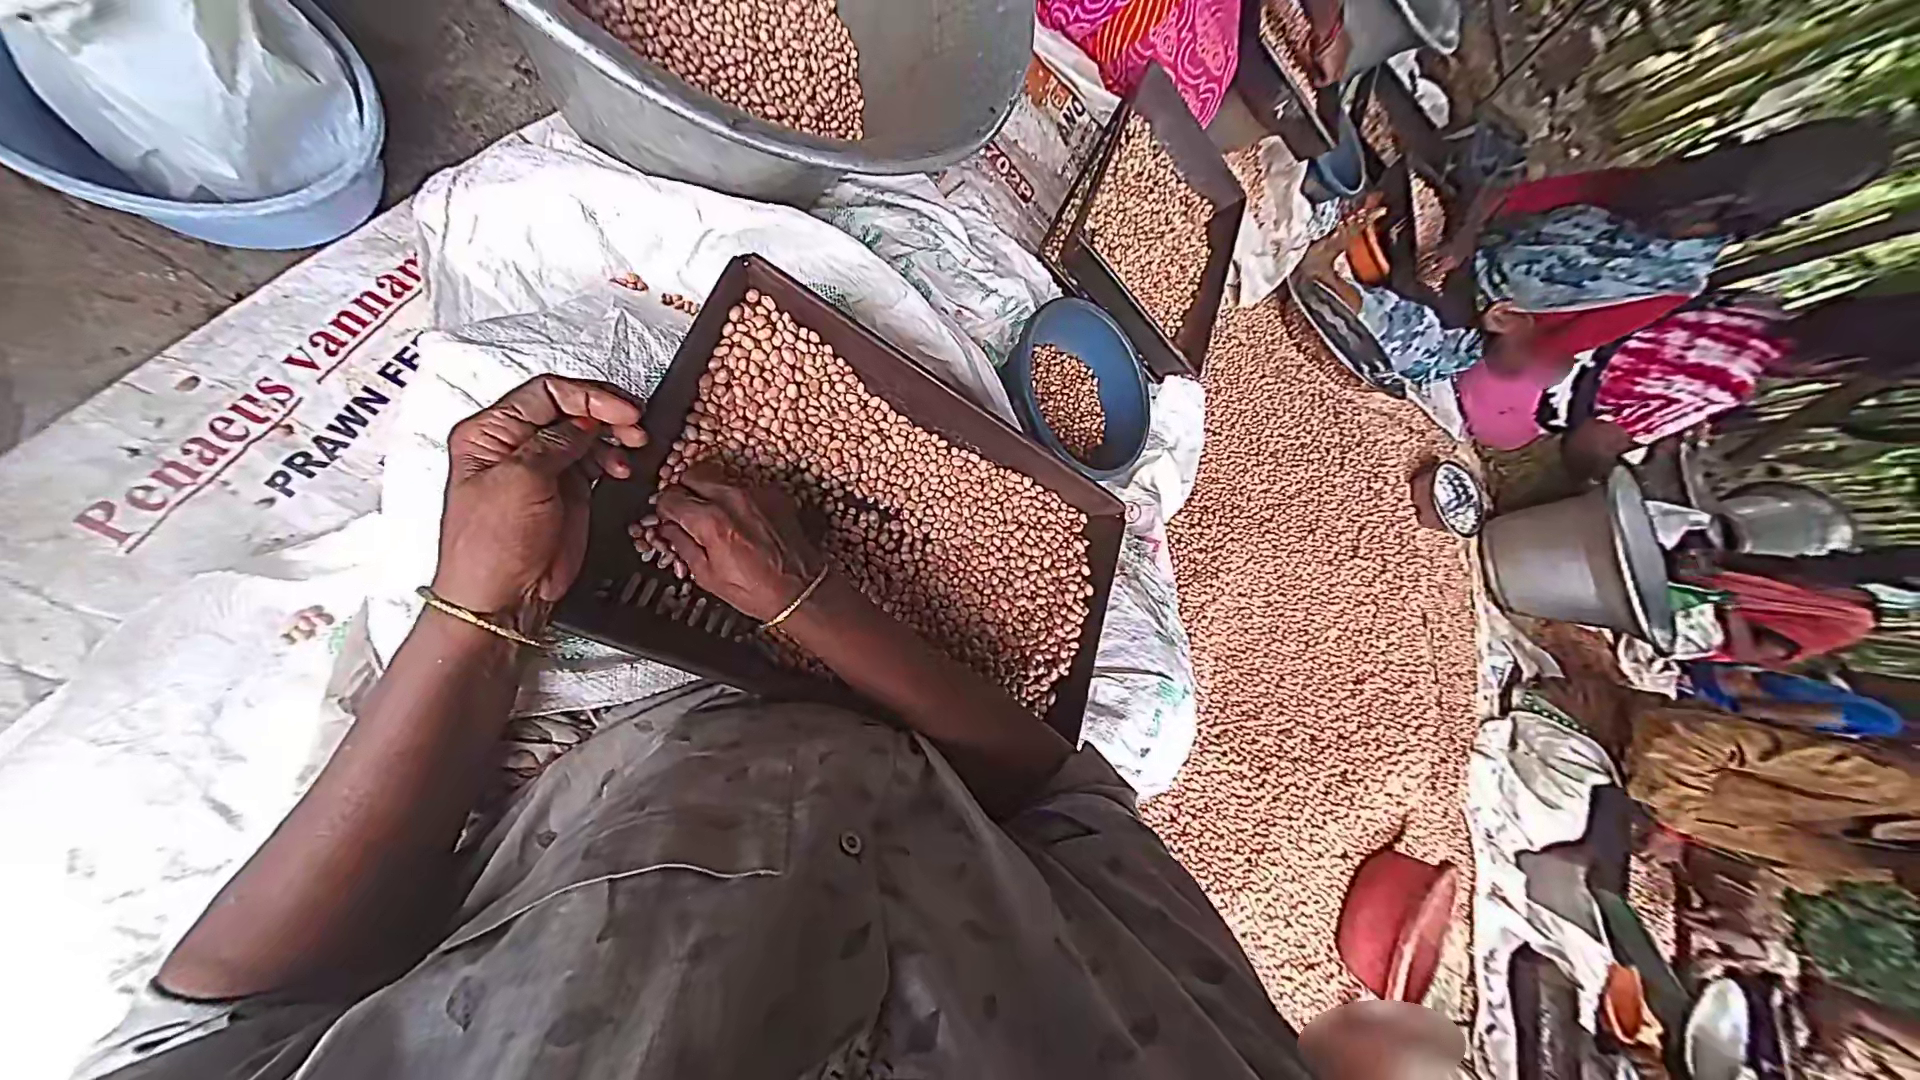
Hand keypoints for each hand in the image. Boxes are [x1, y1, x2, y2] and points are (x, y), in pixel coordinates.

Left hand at [434, 376, 646, 621]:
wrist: (504, 595)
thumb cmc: (493, 543)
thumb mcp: (521, 481)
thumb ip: (554, 444)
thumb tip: (584, 422)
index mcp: (490, 433)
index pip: (545, 394)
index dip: (589, 396)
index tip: (624, 410)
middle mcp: (516, 445)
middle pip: (569, 410)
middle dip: (606, 413)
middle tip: (636, 426)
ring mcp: (544, 468)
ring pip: (587, 434)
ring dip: (614, 436)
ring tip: (634, 447)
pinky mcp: (567, 490)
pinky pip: (596, 461)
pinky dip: (614, 459)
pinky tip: (621, 469)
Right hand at [642, 462, 823, 620]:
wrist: (801, 590)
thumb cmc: (757, 590)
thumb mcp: (707, 575)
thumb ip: (682, 545)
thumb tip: (668, 529)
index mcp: (711, 521)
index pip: (670, 497)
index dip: (664, 509)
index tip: (667, 517)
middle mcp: (734, 500)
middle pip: (693, 475)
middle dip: (685, 491)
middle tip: (686, 512)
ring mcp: (757, 494)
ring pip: (720, 478)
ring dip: (711, 493)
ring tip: (715, 518)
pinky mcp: (775, 496)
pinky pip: (746, 487)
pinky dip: (738, 499)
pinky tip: (741, 521)